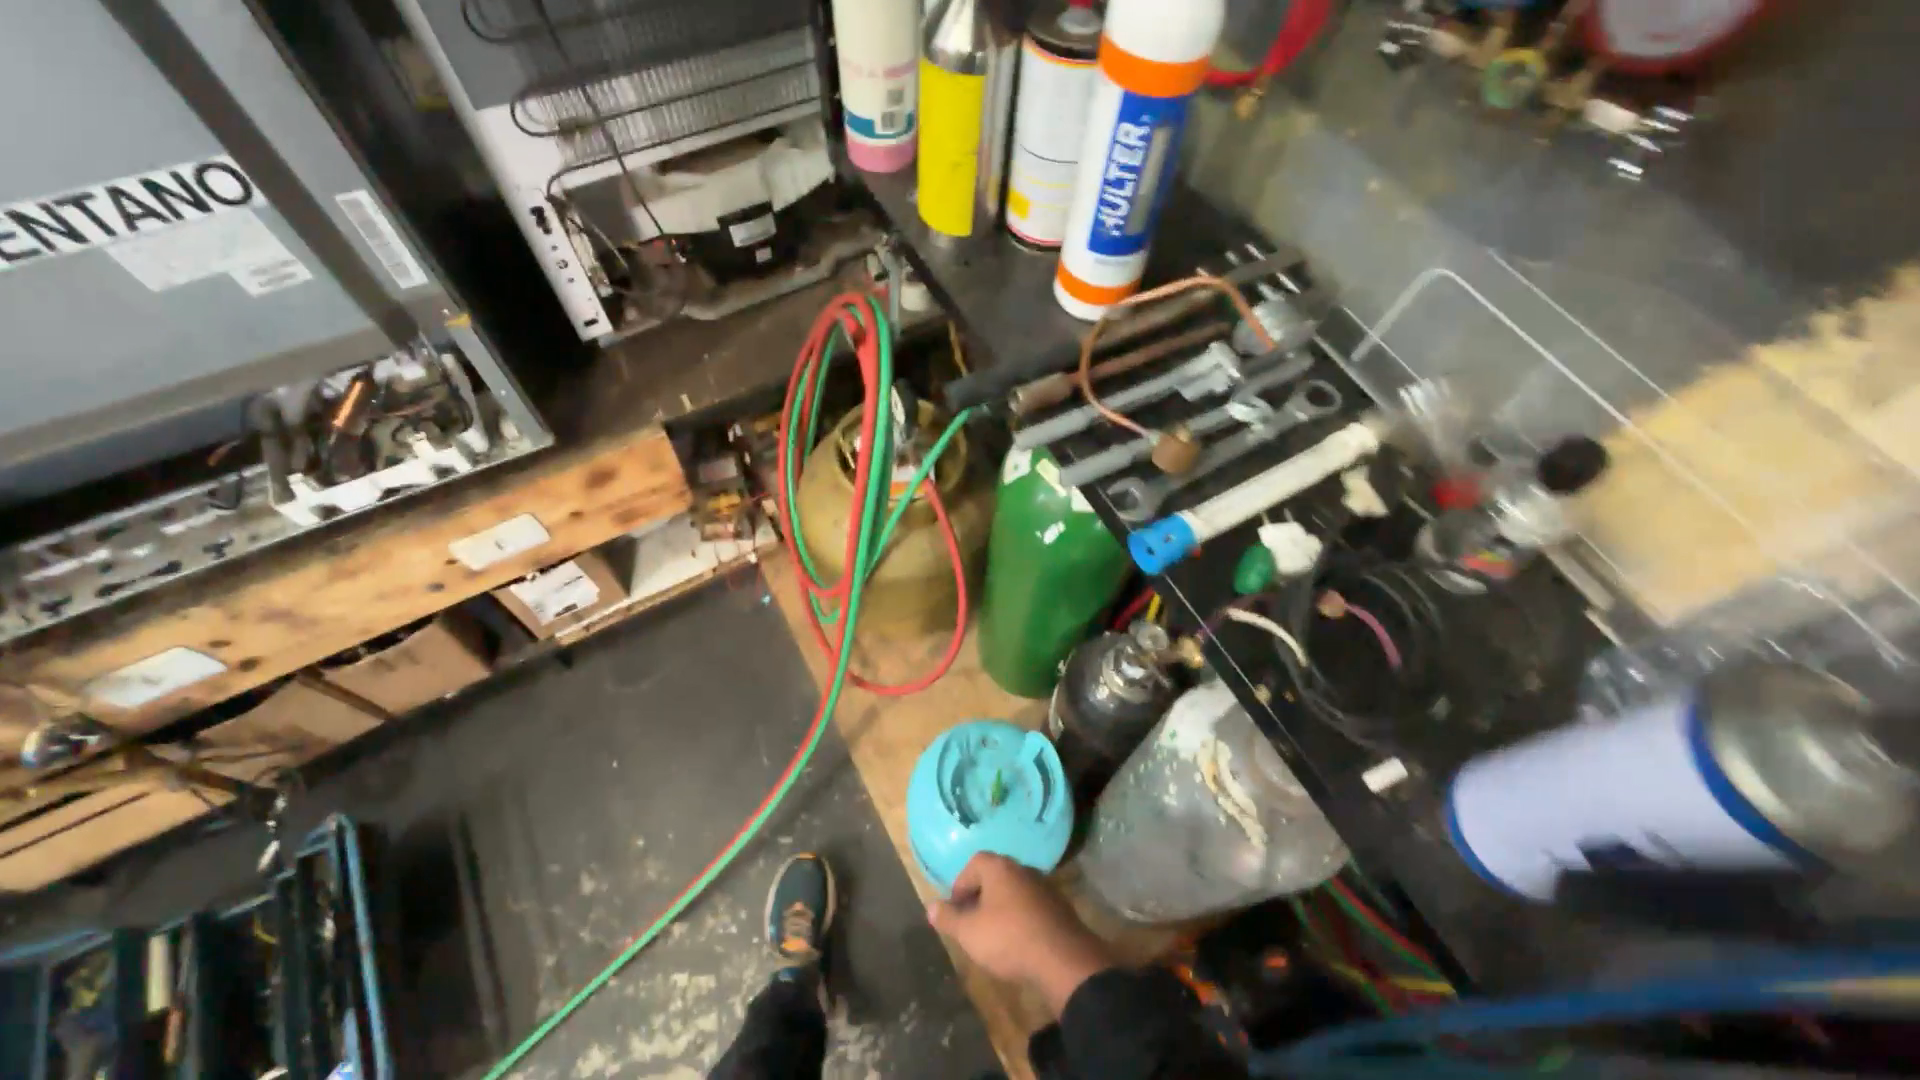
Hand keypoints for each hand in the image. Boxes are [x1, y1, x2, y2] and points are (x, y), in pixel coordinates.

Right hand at [926, 853, 1112, 1013]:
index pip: (974, 863)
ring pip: (1014, 892)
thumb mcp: (968, 932)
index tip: (956, 910)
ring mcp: (1044, 887)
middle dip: (980, 896)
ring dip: (1001, 908)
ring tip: (992, 935)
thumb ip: (948, 918)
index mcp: (1000, 868)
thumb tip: (930, 906)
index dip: (960, 885)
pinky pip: (1031, 907)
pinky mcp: (1059, 908)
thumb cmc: (1008, 938)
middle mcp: (1023, 869)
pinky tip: (1017, 941)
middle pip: (995, 876)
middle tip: (971, 922)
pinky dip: (1020, 918)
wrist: (1062, 959)